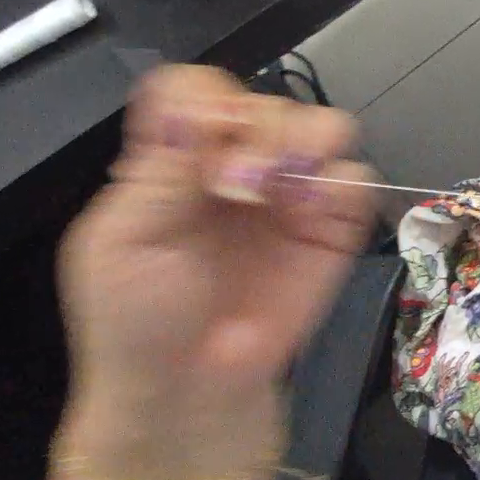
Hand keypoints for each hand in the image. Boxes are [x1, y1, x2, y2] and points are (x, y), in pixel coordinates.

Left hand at [58, 65, 376, 401]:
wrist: (191, 387)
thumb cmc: (137, 320)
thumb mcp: (121, 242)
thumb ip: (160, 170)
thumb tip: (192, 105)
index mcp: (178, 160)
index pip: (200, 92)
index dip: (208, 99)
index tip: (204, 135)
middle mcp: (241, 163)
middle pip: (269, 102)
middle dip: (258, 131)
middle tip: (234, 184)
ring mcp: (293, 192)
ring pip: (326, 125)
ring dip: (308, 142)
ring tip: (280, 188)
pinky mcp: (336, 223)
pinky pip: (358, 178)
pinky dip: (341, 183)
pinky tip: (312, 212)